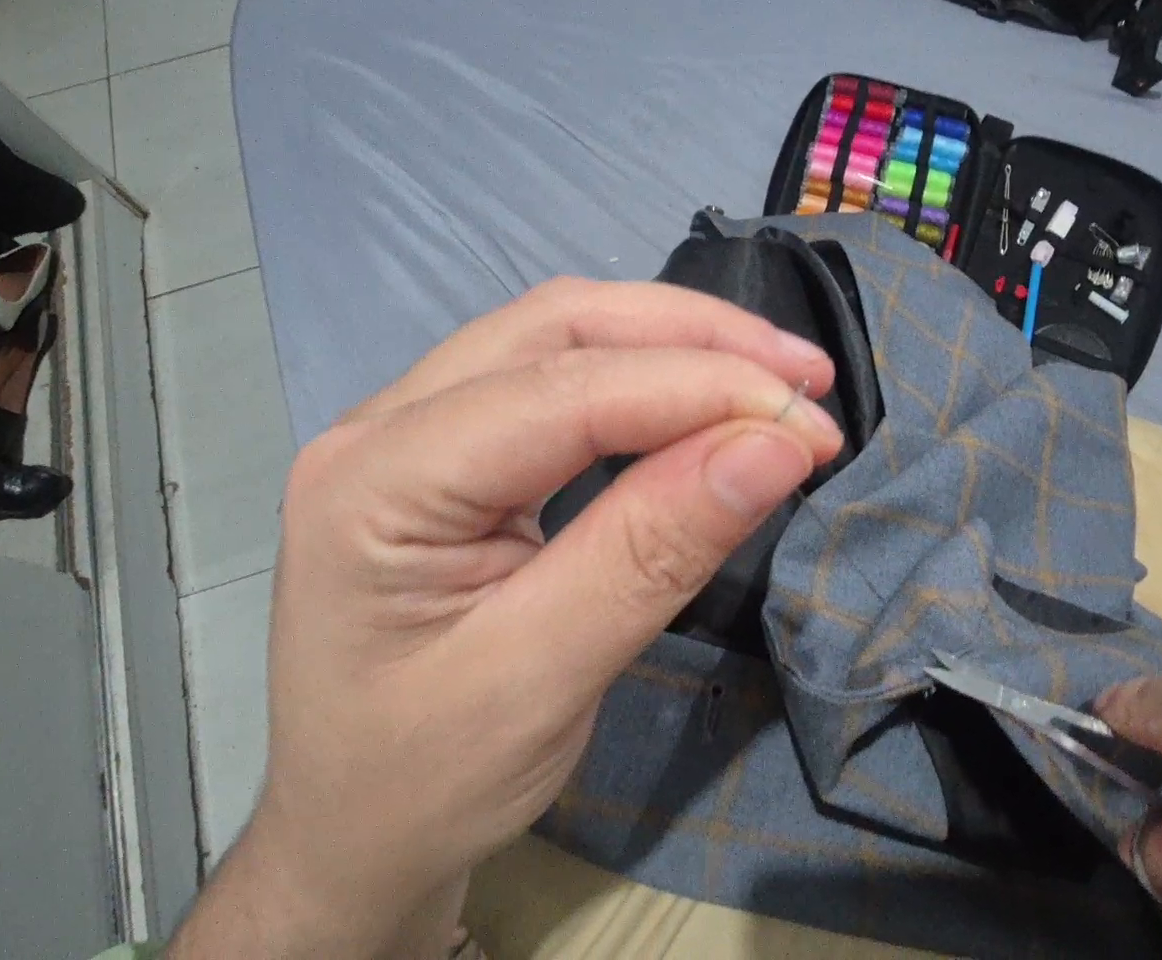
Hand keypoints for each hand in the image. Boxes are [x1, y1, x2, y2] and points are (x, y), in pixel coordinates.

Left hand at [166, 278, 842, 957]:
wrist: (350, 832)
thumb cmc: (428, 779)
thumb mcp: (547, 678)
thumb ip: (654, 551)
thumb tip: (773, 446)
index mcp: (376, 479)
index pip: (565, 391)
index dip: (702, 389)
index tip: (812, 423)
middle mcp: (381, 425)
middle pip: (558, 328)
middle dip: (694, 339)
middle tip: (803, 378)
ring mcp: (406, 429)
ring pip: (557, 337)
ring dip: (672, 345)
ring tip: (771, 376)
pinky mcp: (444, 450)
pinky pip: (549, 379)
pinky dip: (639, 379)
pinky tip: (695, 398)